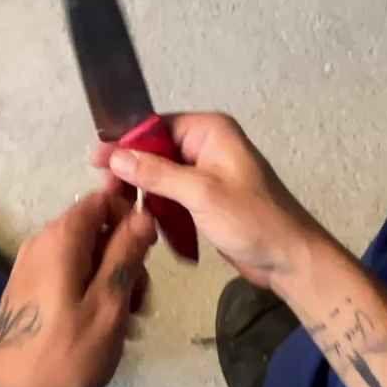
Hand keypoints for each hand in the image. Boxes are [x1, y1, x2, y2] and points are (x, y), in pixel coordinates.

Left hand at [0, 182, 157, 386]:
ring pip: (84, 254)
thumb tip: (142, 213)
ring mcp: (32, 266)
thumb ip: (126, 255)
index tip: (150, 252)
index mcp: (61, 239)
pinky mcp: (28, 288)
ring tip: (126, 323)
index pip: (102, 200)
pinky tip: (103, 326)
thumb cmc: (63, 354)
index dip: (131, 217)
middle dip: (125, 257)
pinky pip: (68, 273)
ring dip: (111, 278)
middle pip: (95, 229)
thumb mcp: (108, 306)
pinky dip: (91, 289)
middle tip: (141, 302)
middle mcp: (42, 242)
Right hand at [92, 113, 326, 287]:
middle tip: (103, 190)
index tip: (97, 160)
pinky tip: (137, 217)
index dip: (126, 142)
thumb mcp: (200, 193)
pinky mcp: (205, 197)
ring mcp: (205, 172)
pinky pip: (171, 193)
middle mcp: (205, 145)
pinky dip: (156, 204)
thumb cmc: (251, 219)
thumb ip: (156, 173)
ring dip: (141, 189)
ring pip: (161, 174)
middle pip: (155, 150)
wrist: (290, 260)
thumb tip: (115, 156)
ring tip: (114, 205)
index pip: (156, 127)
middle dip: (130, 169)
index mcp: (209, 131)